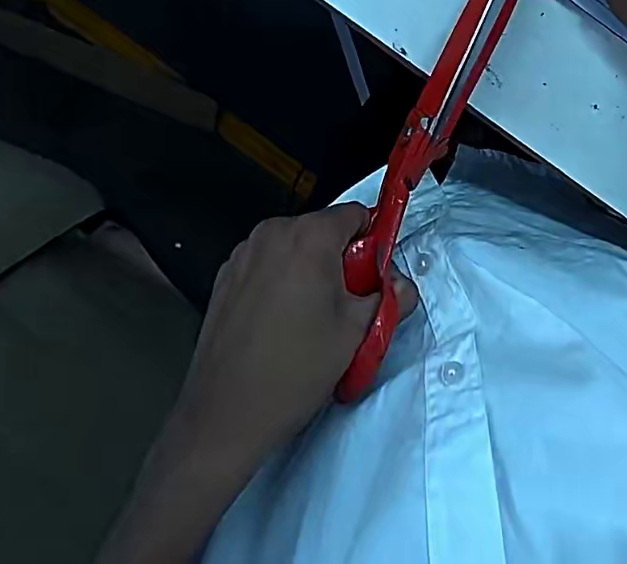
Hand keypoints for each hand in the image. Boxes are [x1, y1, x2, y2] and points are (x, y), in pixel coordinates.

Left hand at [174, 204, 417, 467]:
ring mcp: (244, 252)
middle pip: (323, 230)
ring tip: (311, 318)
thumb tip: (400, 287)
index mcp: (310, 236)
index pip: (356, 213)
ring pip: (294, 247)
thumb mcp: (357, 332)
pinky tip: (282, 323)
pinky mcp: (226, 275)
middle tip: (347, 303)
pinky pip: (267, 264)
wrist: (225, 414)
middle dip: (341, 260)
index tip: (375, 271)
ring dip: (310, 270)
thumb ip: (389, 297)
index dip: (372, 241)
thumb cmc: (292, 371)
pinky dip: (281, 281)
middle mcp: (274, 233)